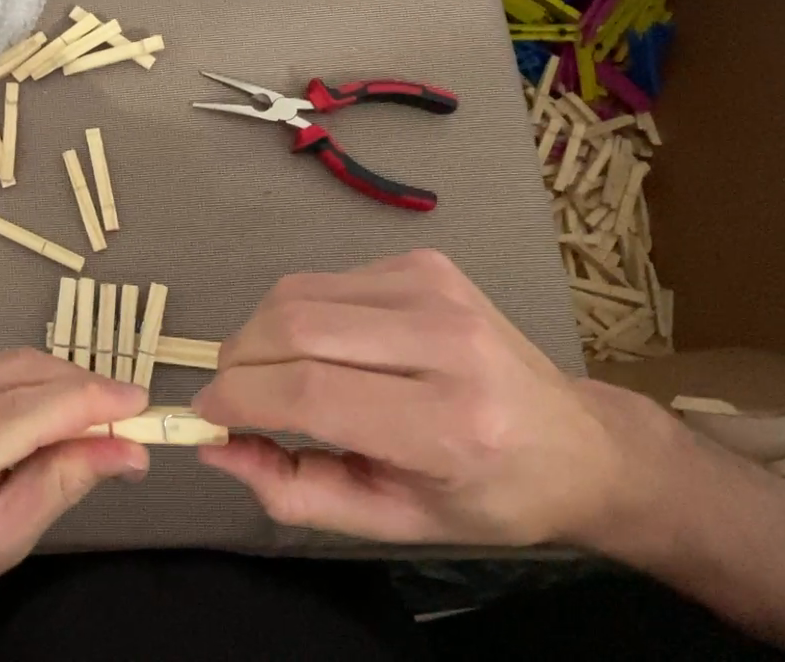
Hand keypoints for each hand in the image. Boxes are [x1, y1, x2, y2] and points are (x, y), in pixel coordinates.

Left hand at [0, 349, 148, 658]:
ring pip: (14, 363)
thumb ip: (67, 479)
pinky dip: (35, 384)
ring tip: (95, 420)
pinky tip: (53, 412)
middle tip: (128, 420)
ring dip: (61, 385)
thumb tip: (131, 447)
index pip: (30, 408)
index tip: (142, 403)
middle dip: (83, 390)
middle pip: (24, 373)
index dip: (91, 400)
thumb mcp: (10, 535)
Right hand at [193, 249, 633, 545]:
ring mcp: (436, 291)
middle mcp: (447, 343)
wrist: (577, 442)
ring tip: (267, 371)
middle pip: (293, 328)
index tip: (206, 414)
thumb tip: (214, 447)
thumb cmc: (486, 495)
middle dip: (237, 361)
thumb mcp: (392, 521)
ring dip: (258, 334)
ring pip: (295, 294)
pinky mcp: (423, 264)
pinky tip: (319, 345)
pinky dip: (294, 315)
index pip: (310, 392)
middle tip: (229, 393)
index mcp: (450, 425)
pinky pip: (320, 282)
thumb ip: (295, 491)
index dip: (238, 398)